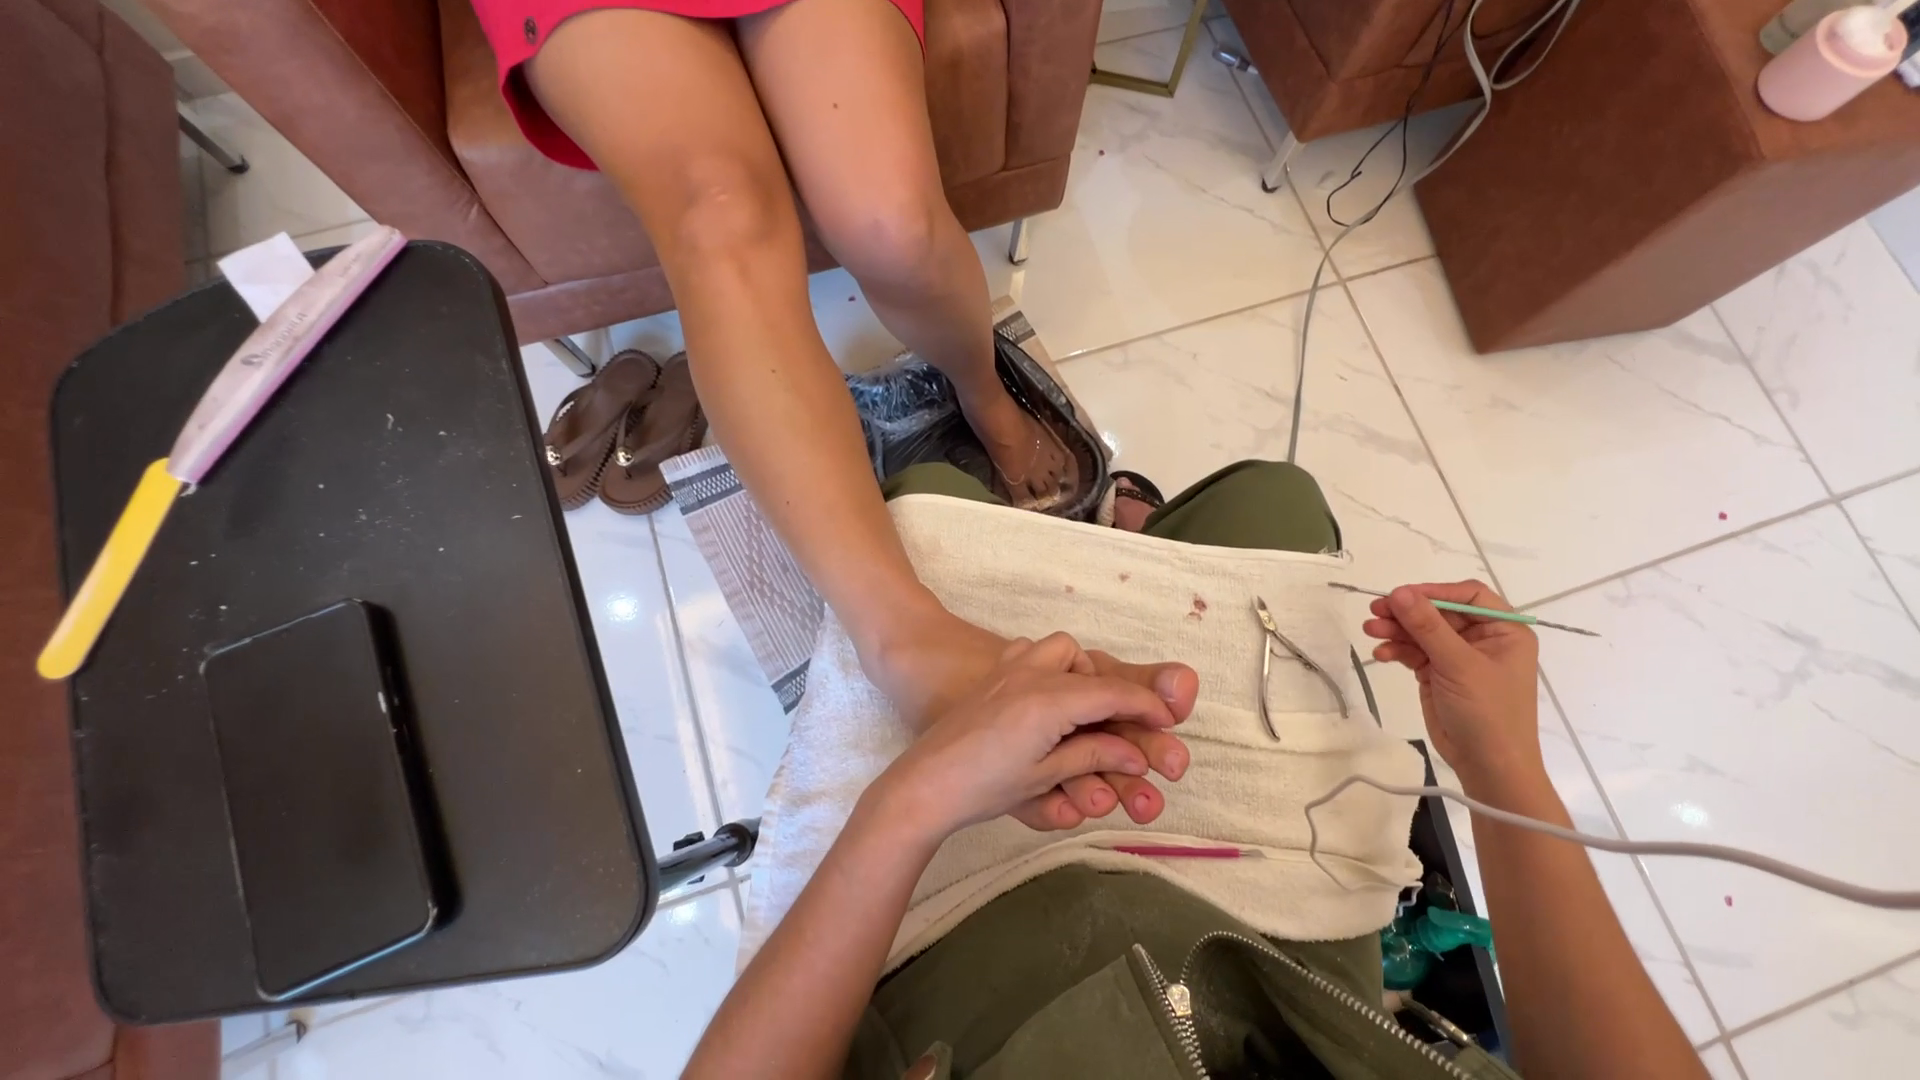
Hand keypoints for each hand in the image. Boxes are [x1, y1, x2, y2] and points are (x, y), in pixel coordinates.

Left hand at [867, 633, 1189, 840]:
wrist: (923, 784)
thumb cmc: (984, 787)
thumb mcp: (1044, 776)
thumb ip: (1092, 756)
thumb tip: (1135, 754)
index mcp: (1050, 699)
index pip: (1112, 694)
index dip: (1146, 707)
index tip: (1170, 721)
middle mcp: (1032, 673)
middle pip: (1090, 667)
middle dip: (1116, 692)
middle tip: (1134, 723)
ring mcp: (1009, 670)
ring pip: (1060, 650)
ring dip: (1082, 674)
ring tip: (1091, 713)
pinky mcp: (993, 676)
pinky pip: (1031, 654)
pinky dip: (1050, 667)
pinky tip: (1050, 699)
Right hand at [1361, 581, 1543, 787]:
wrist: (1488, 764)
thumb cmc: (1487, 711)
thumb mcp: (1458, 664)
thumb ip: (1427, 626)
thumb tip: (1398, 592)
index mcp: (1504, 631)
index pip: (1468, 596)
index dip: (1434, 592)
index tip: (1401, 596)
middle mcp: (1482, 639)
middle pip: (1439, 613)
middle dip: (1407, 613)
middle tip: (1375, 611)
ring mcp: (1459, 657)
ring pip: (1422, 632)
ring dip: (1396, 630)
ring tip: (1370, 631)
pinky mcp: (1438, 674)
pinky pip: (1414, 652)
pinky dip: (1397, 650)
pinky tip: (1382, 654)